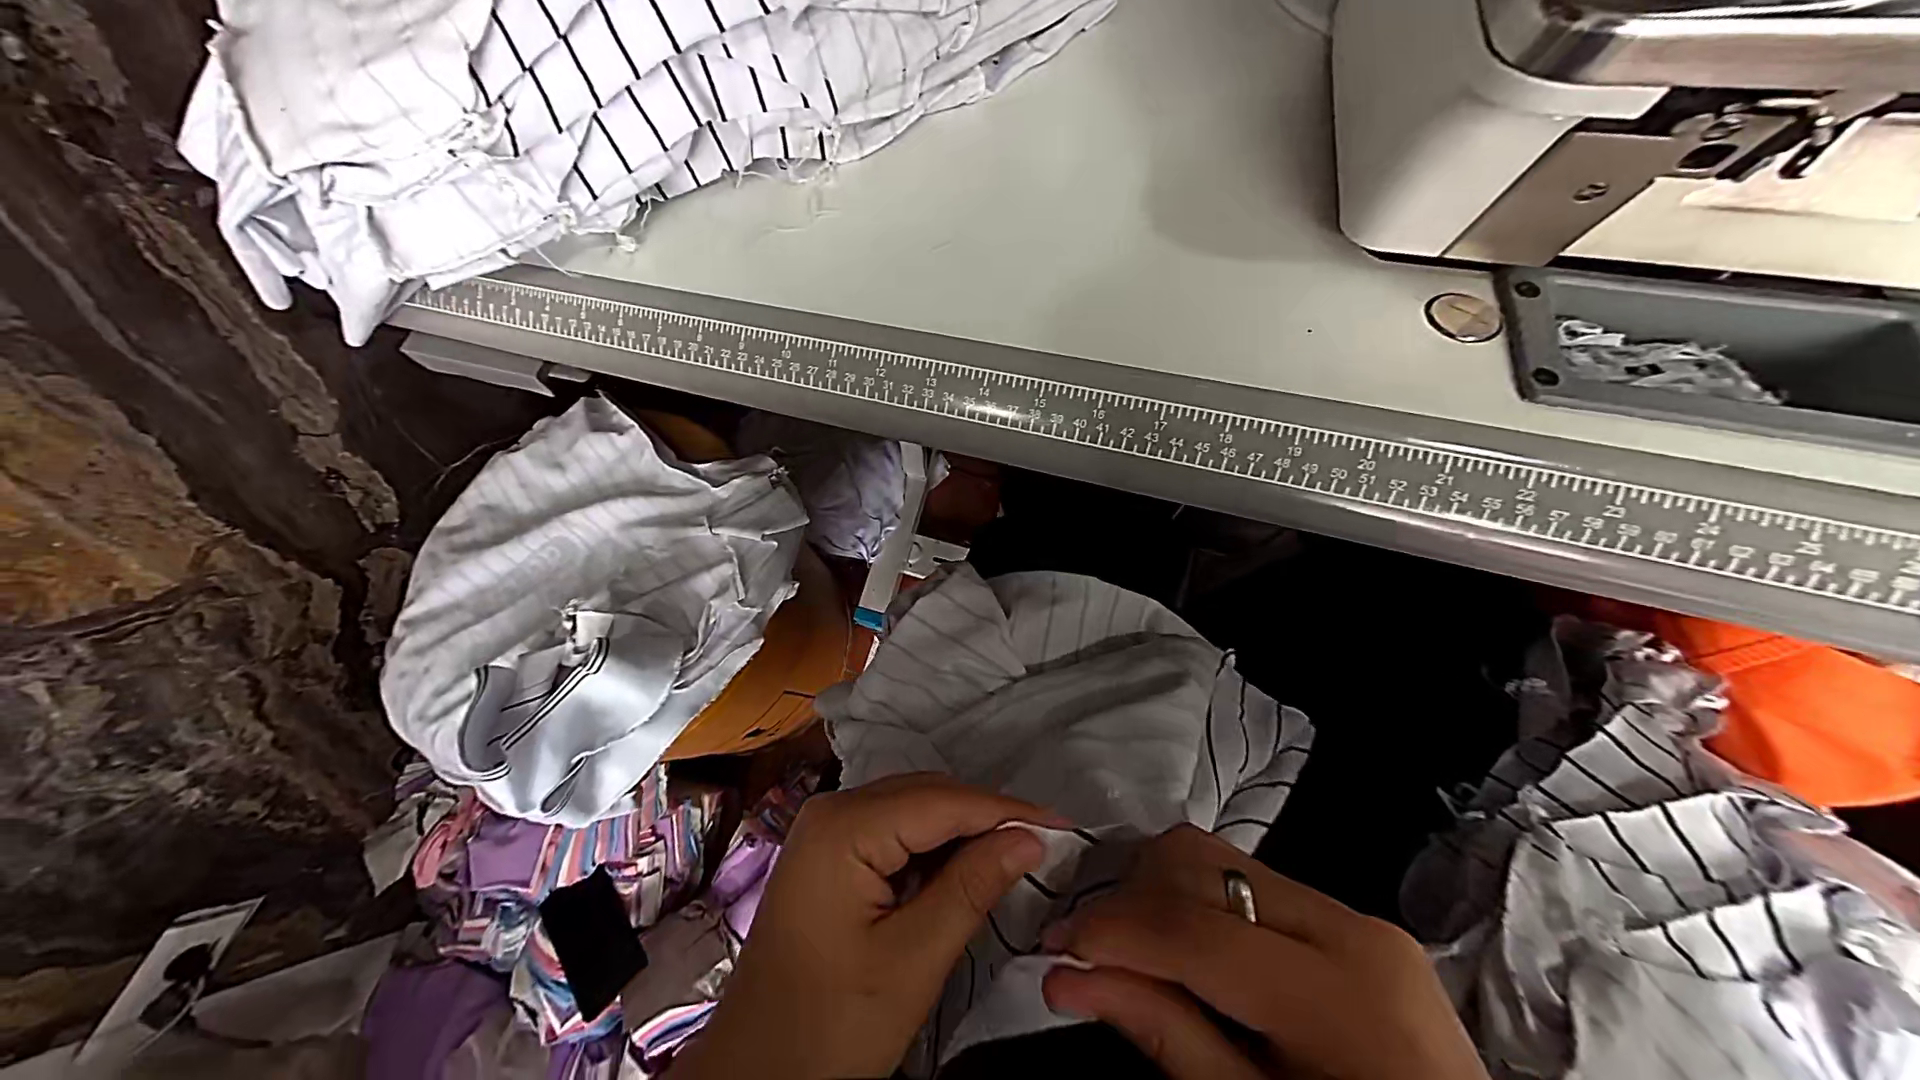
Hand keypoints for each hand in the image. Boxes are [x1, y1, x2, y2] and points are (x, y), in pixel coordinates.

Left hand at [666, 773, 1053, 1079]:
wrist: (754, 1073)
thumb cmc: (830, 1026)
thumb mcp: (912, 962)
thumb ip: (971, 889)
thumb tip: (1030, 839)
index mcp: (844, 827)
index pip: (942, 801)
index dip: (1005, 811)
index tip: (1063, 825)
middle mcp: (832, 809)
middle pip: (927, 797)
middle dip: (986, 819)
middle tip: (1043, 845)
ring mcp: (827, 829)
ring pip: (914, 811)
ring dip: (962, 833)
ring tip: (1013, 857)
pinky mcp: (830, 852)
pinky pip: (895, 832)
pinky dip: (934, 849)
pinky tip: (963, 870)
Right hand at [1041, 825, 1487, 1079]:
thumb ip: (1165, 1037)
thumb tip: (1068, 979)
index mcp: (1343, 998)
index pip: (1197, 929)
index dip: (1113, 931)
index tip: (1055, 947)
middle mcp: (1351, 929)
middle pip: (1199, 862)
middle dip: (1127, 899)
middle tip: (1088, 951)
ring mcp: (1356, 916)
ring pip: (1215, 856)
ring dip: (1156, 891)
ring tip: (1131, 948)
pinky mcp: (1351, 918)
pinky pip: (1246, 879)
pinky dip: (1194, 901)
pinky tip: (1182, 948)